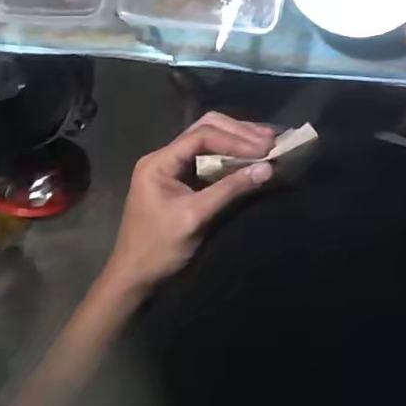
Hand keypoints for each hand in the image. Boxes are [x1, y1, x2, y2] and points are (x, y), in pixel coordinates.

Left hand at [100, 112, 273, 296]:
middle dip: (240, 132)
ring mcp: (173, 165)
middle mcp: (165, 156)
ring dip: (240, 138)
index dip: (236, 139)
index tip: (264, 149)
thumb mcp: (196, 217)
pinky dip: (235, 151)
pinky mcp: (184, 176)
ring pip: (211, 137)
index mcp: (159, 162)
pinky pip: (212, 153)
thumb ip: (231, 189)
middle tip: (271, 140)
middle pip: (207, 127)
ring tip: (269, 143)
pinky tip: (254, 154)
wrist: (135, 278)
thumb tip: (269, 167)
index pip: (202, 135)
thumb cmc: (159, 248)